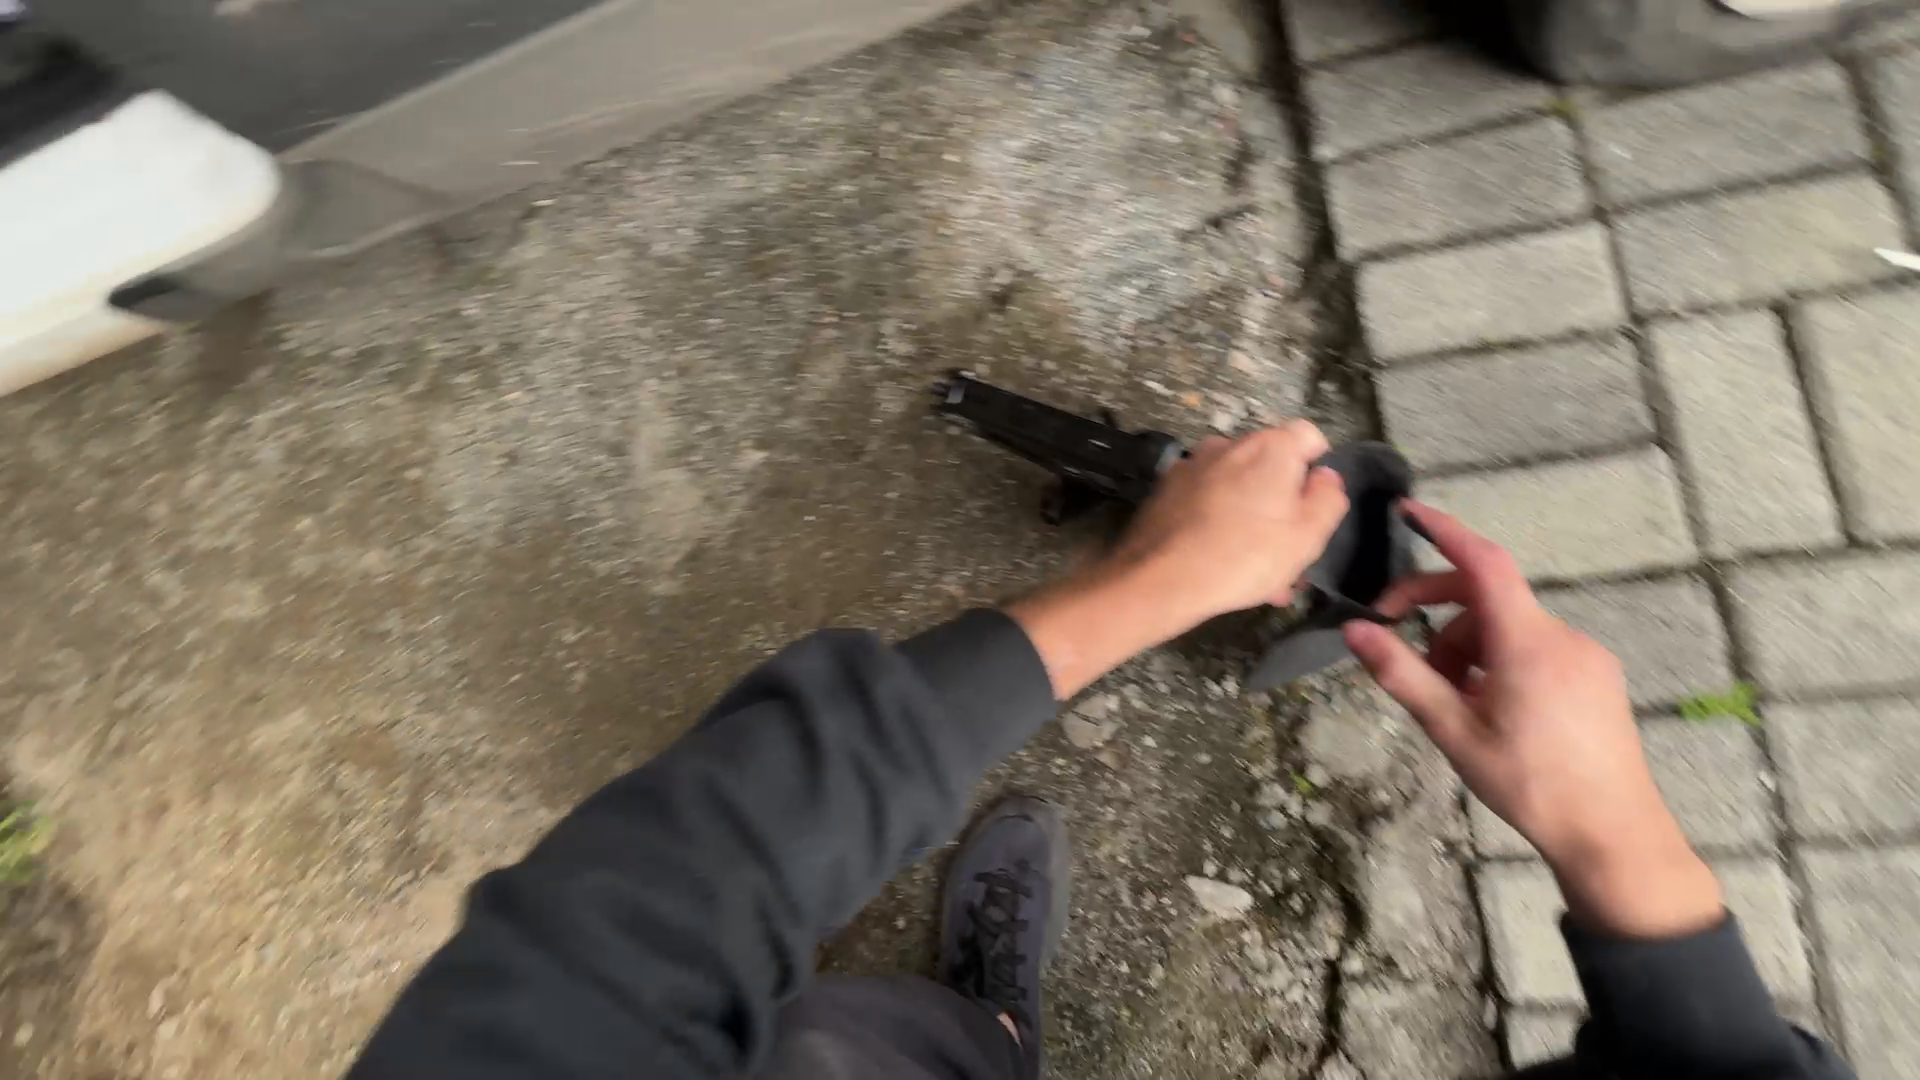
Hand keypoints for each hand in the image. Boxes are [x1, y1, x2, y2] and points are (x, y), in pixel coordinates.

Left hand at [1008, 423, 1347, 698]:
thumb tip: (1325, 475)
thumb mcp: (1306, 536)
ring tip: (1256, 571)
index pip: (1307, 435)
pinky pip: (1204, 502)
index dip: (1317, 468)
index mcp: (1269, 447)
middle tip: (1288, 552)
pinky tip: (1220, 562)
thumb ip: (1328, 498)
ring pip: (1235, 489)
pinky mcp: (1164, 490)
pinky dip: (1217, 523)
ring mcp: (1190, 466)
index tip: (1313, 505)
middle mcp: (1227, 445)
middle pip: (1268, 467)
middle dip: (1281, 505)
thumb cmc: (1243, 557)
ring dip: (1250, 521)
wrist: (1158, 579)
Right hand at [1342, 502, 1723, 940]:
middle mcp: (1562, 638)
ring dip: (1461, 647)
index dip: (1445, 530)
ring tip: (1448, 700)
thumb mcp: (1452, 729)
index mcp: (1529, 644)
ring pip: (1502, 627)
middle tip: (1394, 643)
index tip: (1408, 510)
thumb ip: (1402, 673)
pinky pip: (1527, 646)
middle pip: (1484, 596)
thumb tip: (1354, 630)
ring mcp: (1582, 656)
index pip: (1484, 565)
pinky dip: (1490, 659)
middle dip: (1432, 611)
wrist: (1615, 837)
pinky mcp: (1591, 676)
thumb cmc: (1528, 783)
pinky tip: (1482, 704)